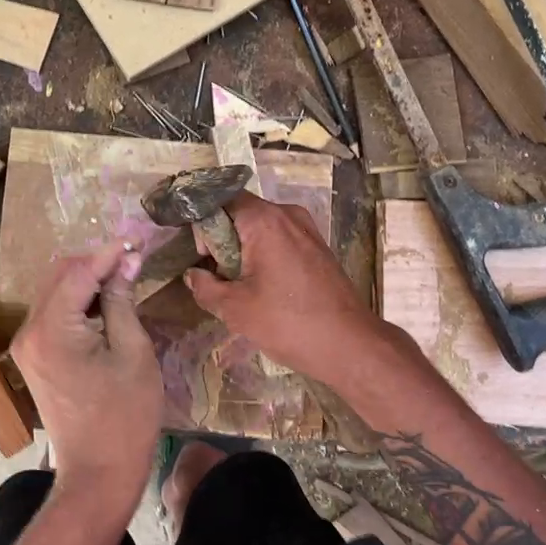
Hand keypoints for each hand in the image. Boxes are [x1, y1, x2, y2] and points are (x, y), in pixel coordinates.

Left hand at [10, 245, 162, 509]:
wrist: (97, 474)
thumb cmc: (125, 417)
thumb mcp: (133, 352)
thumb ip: (122, 301)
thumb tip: (126, 261)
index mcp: (52, 330)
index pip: (79, 273)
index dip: (109, 253)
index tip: (138, 240)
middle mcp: (30, 331)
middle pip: (59, 275)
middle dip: (95, 262)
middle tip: (132, 258)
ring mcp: (27, 345)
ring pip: (54, 291)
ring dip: (86, 279)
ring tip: (123, 276)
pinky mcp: (33, 356)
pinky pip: (52, 312)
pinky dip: (77, 300)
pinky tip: (104, 302)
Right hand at [183, 192, 385, 382]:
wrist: (351, 346)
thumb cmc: (288, 322)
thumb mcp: (235, 309)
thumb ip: (205, 287)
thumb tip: (194, 275)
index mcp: (264, 220)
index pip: (221, 199)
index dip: (203, 223)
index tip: (200, 255)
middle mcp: (287, 215)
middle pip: (241, 212)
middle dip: (221, 239)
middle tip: (214, 273)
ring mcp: (306, 230)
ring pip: (260, 228)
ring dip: (242, 249)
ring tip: (237, 284)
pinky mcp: (317, 248)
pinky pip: (279, 240)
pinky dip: (263, 256)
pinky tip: (262, 287)